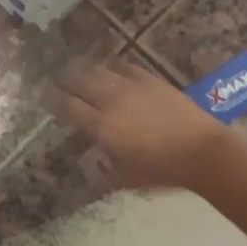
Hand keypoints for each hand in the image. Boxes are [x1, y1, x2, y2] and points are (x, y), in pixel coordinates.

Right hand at [47, 58, 231, 189]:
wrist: (201, 151)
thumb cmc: (161, 170)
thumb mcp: (126, 178)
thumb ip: (104, 170)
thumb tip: (93, 163)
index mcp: (101, 127)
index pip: (69, 108)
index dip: (54, 102)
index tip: (45, 98)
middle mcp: (112, 102)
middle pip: (81, 83)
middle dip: (67, 81)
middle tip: (59, 79)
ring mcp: (132, 87)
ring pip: (102, 71)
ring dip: (88, 70)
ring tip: (80, 69)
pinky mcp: (152, 80)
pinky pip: (127, 67)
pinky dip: (116, 68)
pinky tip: (114, 69)